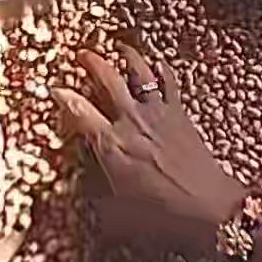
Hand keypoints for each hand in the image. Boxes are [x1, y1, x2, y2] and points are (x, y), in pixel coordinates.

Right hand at [54, 44, 249, 254]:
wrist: (207, 204)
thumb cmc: (161, 214)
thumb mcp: (118, 214)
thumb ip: (97, 196)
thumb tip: (81, 193)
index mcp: (112, 145)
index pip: (80, 112)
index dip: (64, 97)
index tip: (55, 87)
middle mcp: (132, 121)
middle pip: (108, 80)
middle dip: (92, 62)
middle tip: (82, 53)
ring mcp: (157, 112)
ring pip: (139, 72)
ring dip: (127, 56)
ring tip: (119, 46)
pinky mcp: (178, 112)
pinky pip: (168, 82)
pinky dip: (161, 69)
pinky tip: (158, 63)